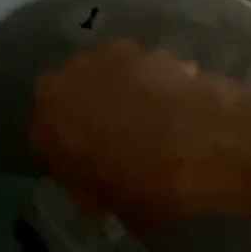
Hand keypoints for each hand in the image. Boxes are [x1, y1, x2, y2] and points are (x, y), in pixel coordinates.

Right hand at [29, 39, 250, 228]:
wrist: (208, 139)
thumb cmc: (150, 181)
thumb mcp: (113, 205)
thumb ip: (91, 188)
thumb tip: (91, 186)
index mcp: (47, 114)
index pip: (42, 134)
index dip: (64, 155)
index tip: (84, 172)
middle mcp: (66, 74)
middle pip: (70, 97)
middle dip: (86, 116)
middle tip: (113, 146)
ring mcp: (105, 54)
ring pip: (104, 79)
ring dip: (118, 97)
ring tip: (149, 127)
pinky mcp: (143, 46)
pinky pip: (138, 71)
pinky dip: (148, 87)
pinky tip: (173, 112)